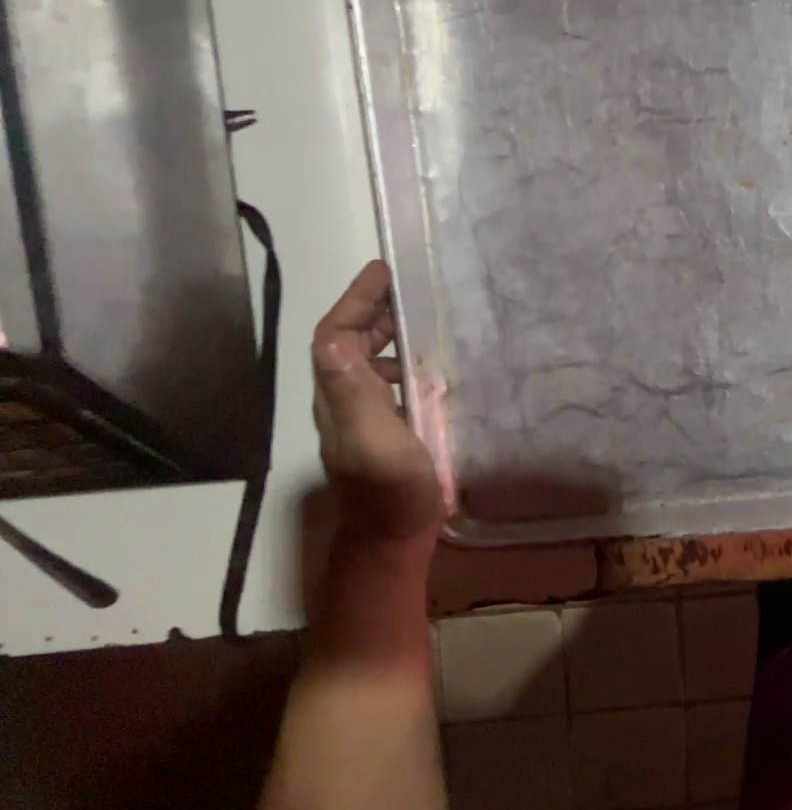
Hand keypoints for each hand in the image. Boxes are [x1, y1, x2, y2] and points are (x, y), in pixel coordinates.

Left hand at [311, 260, 444, 542]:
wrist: (394, 538)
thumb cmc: (391, 489)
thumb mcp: (376, 440)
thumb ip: (355, 394)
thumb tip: (333, 339)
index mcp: (340, 398)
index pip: (334, 336)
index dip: (354, 301)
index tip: (383, 271)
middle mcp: (347, 403)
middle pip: (350, 344)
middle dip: (374, 311)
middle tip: (410, 288)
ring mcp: (368, 419)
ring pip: (371, 363)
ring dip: (393, 336)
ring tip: (430, 321)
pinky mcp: (391, 432)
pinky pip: (393, 384)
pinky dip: (411, 364)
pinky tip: (439, 369)